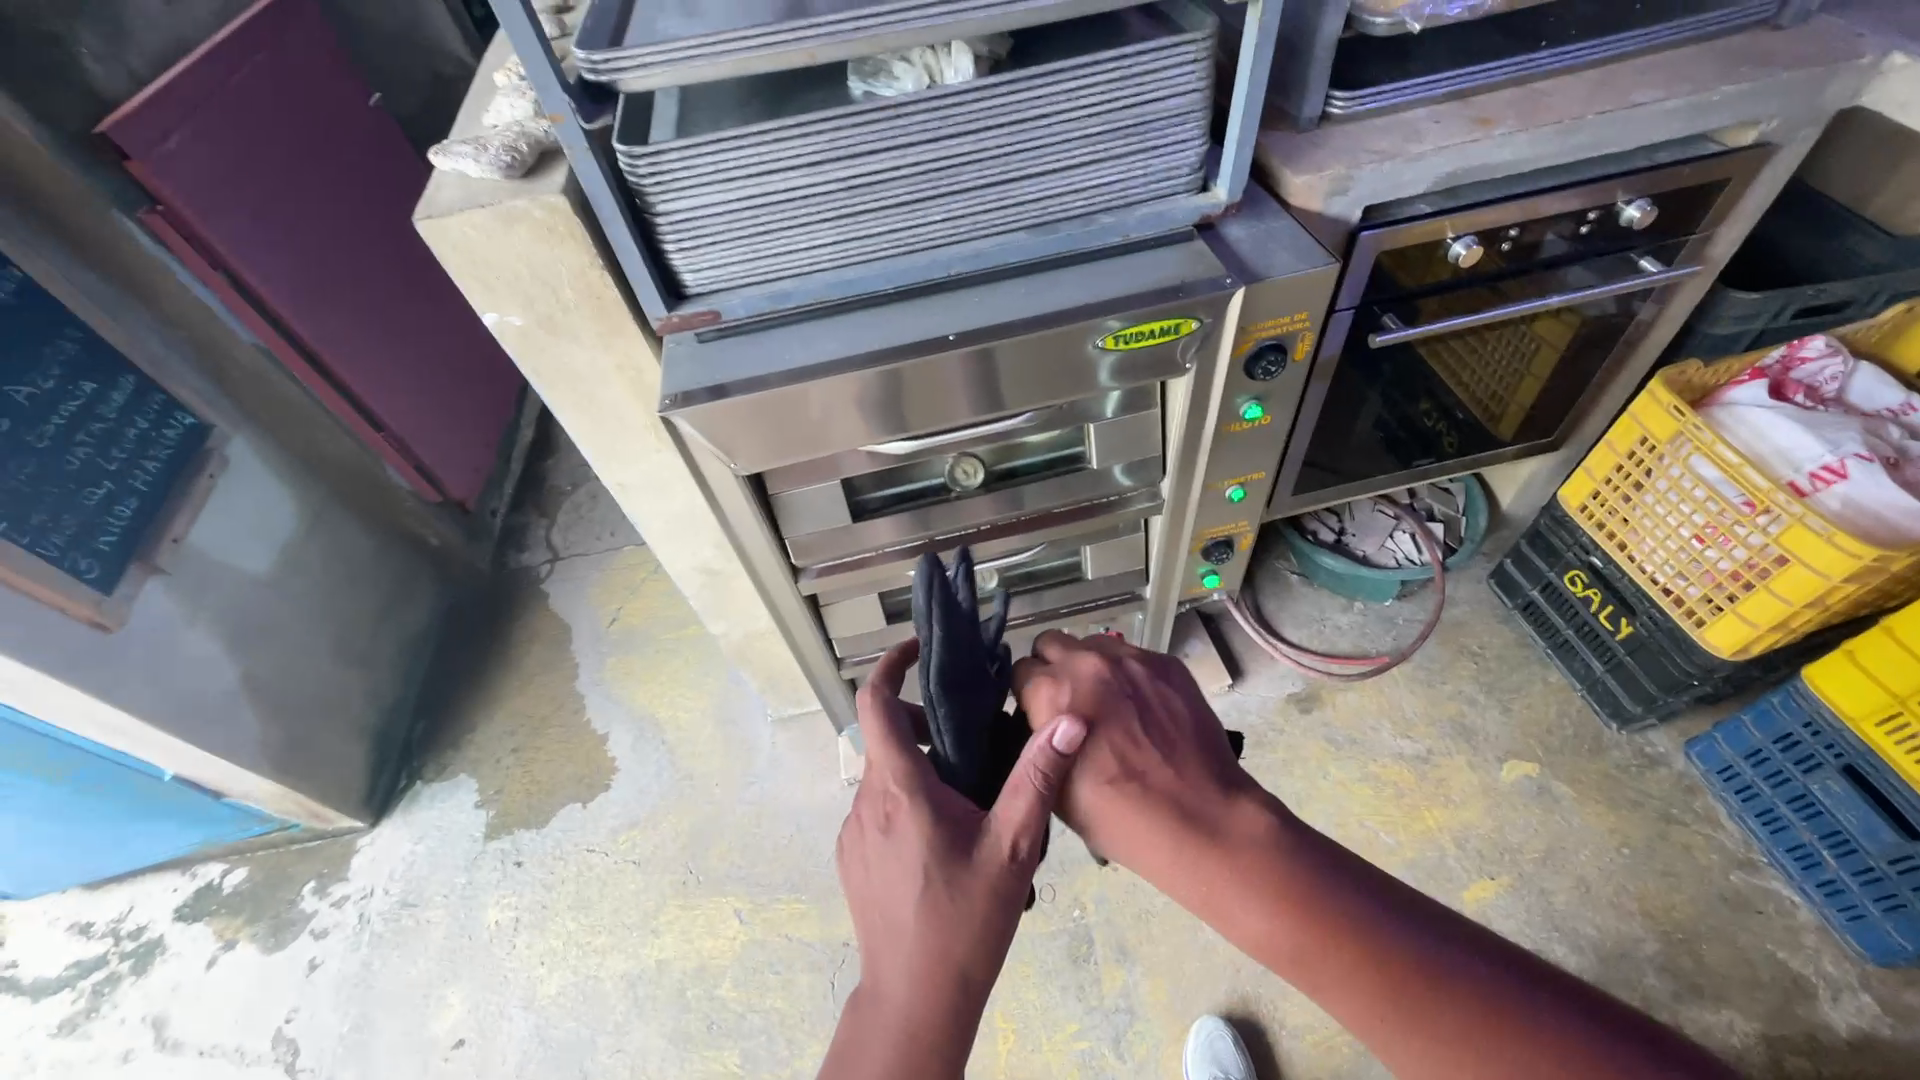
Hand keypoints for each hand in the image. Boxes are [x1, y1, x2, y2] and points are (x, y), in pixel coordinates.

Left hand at [821, 639, 1086, 1079]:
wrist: (915, 996)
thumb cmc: (965, 920)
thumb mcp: (1013, 847)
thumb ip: (1038, 777)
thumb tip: (1069, 720)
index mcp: (900, 787)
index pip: (877, 701)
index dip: (892, 665)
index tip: (920, 649)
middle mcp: (867, 800)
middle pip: (887, 736)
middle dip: (926, 722)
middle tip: (973, 737)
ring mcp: (853, 829)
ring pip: (884, 773)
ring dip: (919, 764)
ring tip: (969, 793)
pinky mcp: (851, 854)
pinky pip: (878, 806)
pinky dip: (906, 798)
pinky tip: (945, 836)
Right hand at [1011, 631, 1270, 885]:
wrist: (1198, 816)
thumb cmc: (1117, 816)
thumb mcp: (1052, 785)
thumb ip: (1037, 739)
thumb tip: (1038, 719)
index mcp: (1051, 693)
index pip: (1019, 671)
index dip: (1026, 694)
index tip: (1038, 712)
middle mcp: (1086, 664)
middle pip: (1049, 643)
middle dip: (1052, 668)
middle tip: (1067, 701)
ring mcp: (1130, 659)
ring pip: (1092, 644)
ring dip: (1089, 666)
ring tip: (1105, 701)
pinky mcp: (1166, 663)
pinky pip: (1132, 656)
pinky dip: (1126, 674)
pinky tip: (1140, 708)